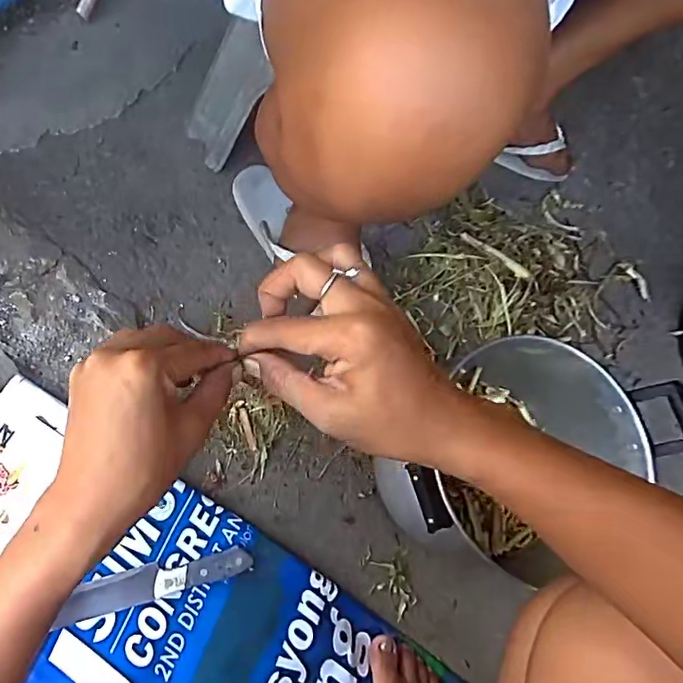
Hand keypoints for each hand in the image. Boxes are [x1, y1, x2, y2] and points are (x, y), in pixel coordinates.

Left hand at [48, 328, 235, 531]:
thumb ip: (214, 391)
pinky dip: (139, 360)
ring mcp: (94, 364)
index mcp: (142, 366)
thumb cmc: (139, 472)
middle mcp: (114, 356)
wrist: (92, 498)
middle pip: (165, 338)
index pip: (192, 351)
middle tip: (211, 371)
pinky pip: (118, 354)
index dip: (217, 356)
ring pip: (140, 340)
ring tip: (182, 379)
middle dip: (191, 351)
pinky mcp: (83, 376)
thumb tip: (225, 371)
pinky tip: (153, 384)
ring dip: (164, 352)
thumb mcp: (191, 429)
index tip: (230, 360)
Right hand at [236, 248, 481, 466]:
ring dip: (305, 275)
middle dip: (273, 289)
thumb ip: (284, 381)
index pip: (284, 326)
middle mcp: (363, 304)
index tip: (243, 351)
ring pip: (333, 257)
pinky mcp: (385, 302)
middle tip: (267, 321)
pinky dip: (329, 279)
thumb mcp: (328, 413)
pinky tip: (319, 312)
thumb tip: (254, 361)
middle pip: (304, 266)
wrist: (440, 420)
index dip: (255, 338)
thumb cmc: (390, 424)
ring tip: (294, 307)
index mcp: (349, 334)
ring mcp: (378, 298)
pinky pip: (353, 271)